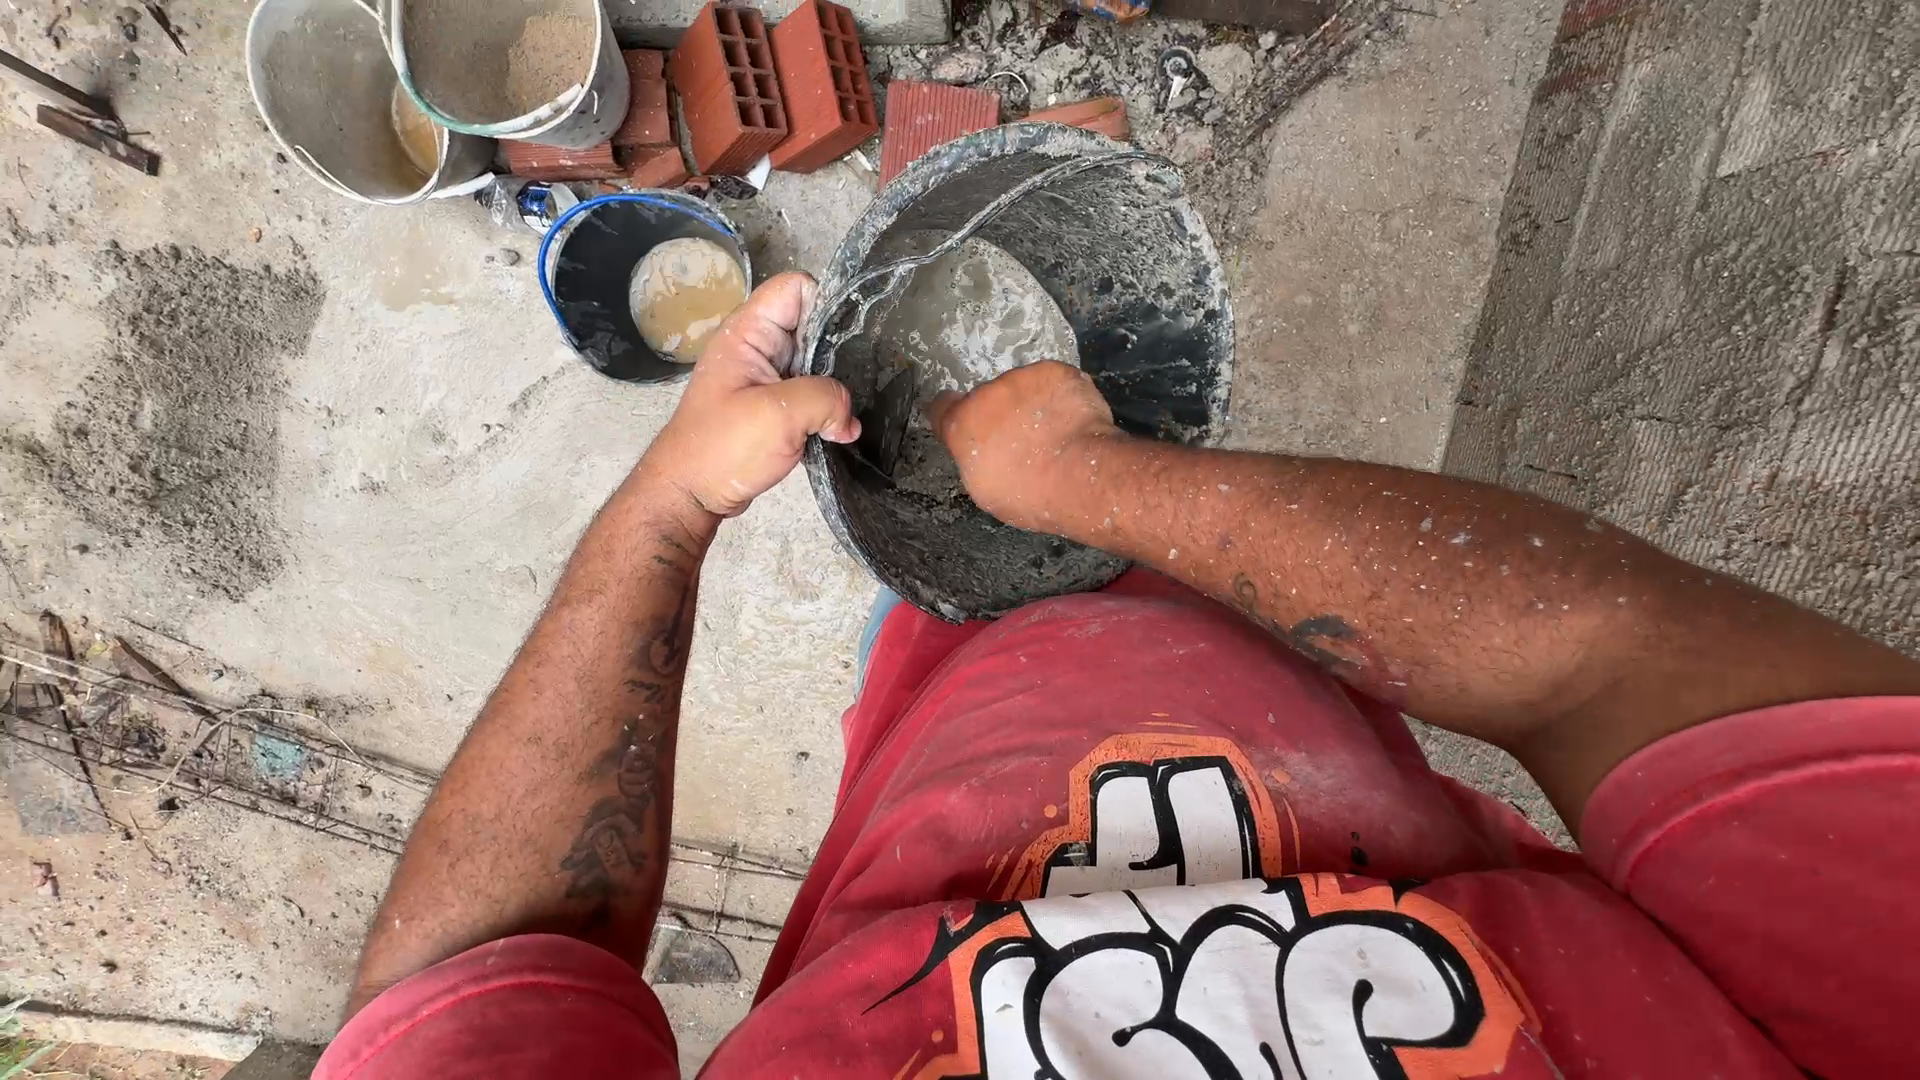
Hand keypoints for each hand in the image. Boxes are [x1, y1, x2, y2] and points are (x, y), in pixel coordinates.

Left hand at [638, 272, 859, 517]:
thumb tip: (849, 416)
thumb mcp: (779, 415)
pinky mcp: (774, 408)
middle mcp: (758, 348)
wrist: (692, 494)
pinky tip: (835, 432)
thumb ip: (826, 399)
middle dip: (837, 354)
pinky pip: (811, 396)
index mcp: (748, 333)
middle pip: (812, 327)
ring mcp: (766, 379)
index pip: (796, 289)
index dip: (825, 304)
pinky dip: (827, 413)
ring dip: (834, 390)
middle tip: (848, 384)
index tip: (843, 343)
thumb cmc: (721, 449)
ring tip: (842, 414)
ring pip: (816, 365)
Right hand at [927, 360, 1118, 530]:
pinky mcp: (1056, 371)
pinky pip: (1053, 381)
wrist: (1079, 476)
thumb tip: (982, 450)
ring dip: (1031, 402)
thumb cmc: (1029, 495)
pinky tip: (1072, 418)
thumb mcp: (985, 488)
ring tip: (1053, 431)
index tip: (968, 427)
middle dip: (1001, 414)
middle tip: (1025, 440)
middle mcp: (986, 394)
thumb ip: (974, 458)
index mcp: (962, 424)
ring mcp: (1022, 378)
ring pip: (1022, 387)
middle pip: (988, 399)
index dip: (953, 415)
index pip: (941, 407)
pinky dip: (1061, 395)